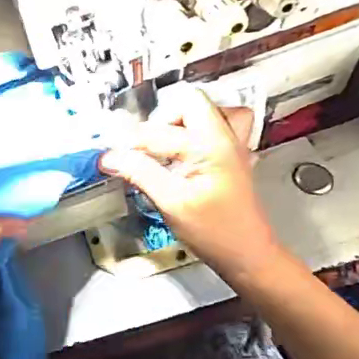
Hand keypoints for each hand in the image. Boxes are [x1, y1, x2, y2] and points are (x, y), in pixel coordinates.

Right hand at [98, 87, 291, 286]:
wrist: (249, 255)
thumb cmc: (215, 233)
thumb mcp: (172, 203)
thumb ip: (140, 173)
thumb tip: (110, 157)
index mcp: (211, 146)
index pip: (159, 132)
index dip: (130, 143)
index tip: (111, 155)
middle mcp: (225, 138)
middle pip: (189, 102)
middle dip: (160, 119)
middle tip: (142, 144)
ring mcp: (232, 146)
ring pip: (208, 110)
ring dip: (182, 120)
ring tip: (166, 140)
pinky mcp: (232, 156)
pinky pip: (219, 126)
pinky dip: (199, 130)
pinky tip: (186, 148)